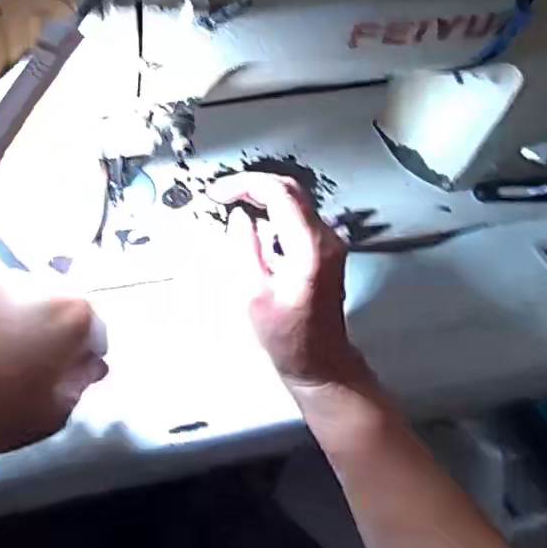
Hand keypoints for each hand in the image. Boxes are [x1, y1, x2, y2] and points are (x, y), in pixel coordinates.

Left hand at [0, 280, 107, 472]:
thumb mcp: (53, 411)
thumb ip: (81, 381)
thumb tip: (90, 364)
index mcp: (72, 309)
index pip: (97, 329)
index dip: (88, 356)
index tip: (73, 378)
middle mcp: (42, 281)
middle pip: (66, 306)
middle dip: (63, 333)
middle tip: (45, 370)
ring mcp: (3, 279)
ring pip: (35, 300)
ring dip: (34, 323)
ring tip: (11, 360)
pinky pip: (4, 301)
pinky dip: (6, 319)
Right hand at [208, 172, 367, 389]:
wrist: (322, 363)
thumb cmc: (288, 337)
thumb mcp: (253, 295)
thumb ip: (244, 249)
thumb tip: (238, 218)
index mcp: (308, 247)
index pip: (279, 193)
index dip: (244, 184)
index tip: (218, 192)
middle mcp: (325, 238)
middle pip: (289, 189)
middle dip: (251, 184)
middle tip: (221, 193)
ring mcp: (329, 242)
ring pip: (294, 199)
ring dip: (261, 194)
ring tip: (230, 201)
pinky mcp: (325, 248)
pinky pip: (297, 215)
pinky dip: (272, 208)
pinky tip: (252, 218)